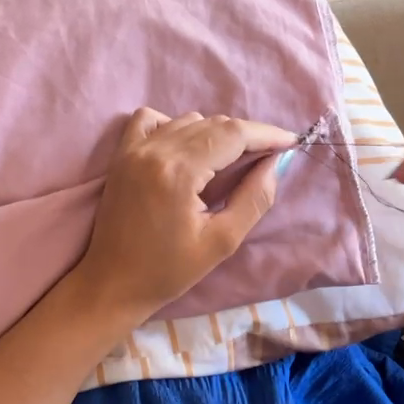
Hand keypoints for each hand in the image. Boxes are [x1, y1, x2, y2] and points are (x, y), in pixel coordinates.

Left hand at [72, 109, 296, 323]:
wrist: (112, 283)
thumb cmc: (168, 271)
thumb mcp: (222, 242)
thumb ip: (253, 198)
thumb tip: (275, 162)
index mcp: (179, 172)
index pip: (233, 134)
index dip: (266, 134)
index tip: (290, 141)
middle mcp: (154, 150)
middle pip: (213, 123)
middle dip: (245, 136)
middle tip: (266, 157)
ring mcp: (133, 150)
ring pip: (187, 120)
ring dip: (214, 132)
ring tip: (230, 160)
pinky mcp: (120, 155)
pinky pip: (150, 119)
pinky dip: (174, 125)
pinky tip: (186, 148)